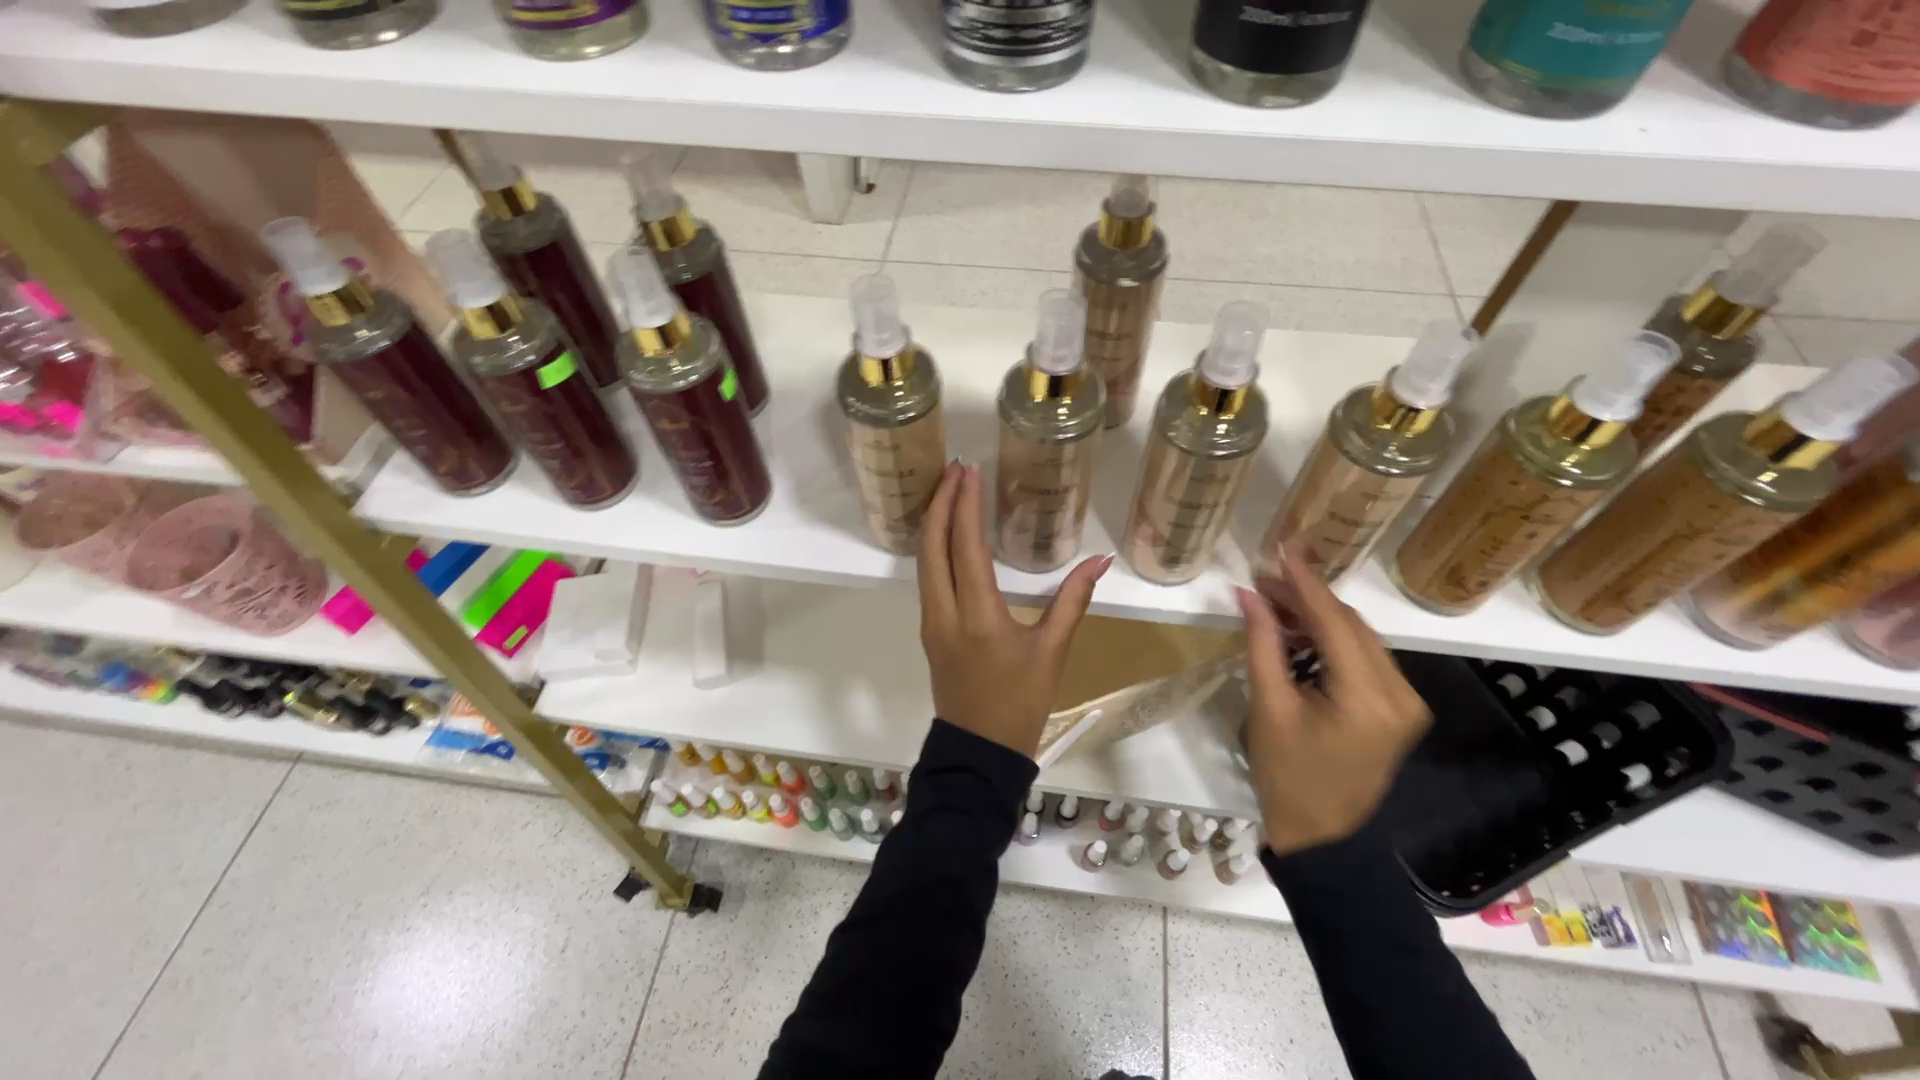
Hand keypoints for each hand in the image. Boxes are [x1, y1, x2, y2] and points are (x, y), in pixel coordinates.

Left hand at [918, 461, 1112, 758]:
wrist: (980, 751)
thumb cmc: (1020, 703)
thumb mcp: (1052, 651)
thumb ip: (1073, 601)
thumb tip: (1101, 561)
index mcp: (976, 613)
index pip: (964, 545)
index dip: (964, 504)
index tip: (968, 471)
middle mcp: (944, 611)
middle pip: (931, 545)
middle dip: (940, 503)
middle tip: (955, 470)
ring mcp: (930, 622)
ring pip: (922, 561)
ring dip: (934, 524)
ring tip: (949, 492)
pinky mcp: (930, 631)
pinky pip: (926, 578)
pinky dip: (933, 548)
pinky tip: (947, 536)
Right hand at [1238, 563, 1430, 855]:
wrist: (1321, 834)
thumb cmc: (1287, 776)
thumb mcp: (1269, 708)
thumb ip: (1262, 645)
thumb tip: (1247, 595)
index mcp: (1369, 698)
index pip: (1336, 624)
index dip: (1305, 584)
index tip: (1282, 549)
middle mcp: (1400, 693)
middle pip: (1352, 626)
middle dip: (1308, 599)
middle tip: (1264, 581)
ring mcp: (1405, 701)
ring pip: (1360, 639)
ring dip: (1319, 618)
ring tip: (1274, 605)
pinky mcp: (1399, 708)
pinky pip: (1366, 659)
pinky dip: (1332, 641)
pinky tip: (1300, 634)